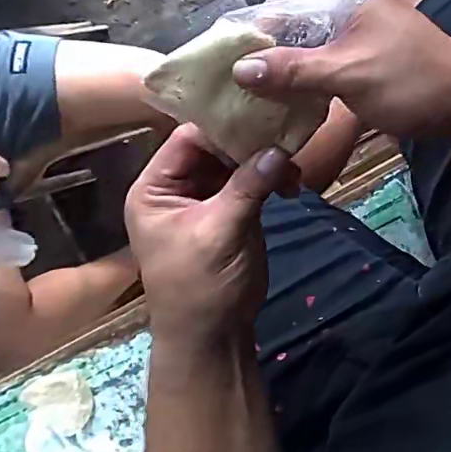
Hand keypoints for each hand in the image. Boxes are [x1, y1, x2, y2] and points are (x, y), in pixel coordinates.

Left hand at [126, 124, 298, 343]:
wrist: (214, 334)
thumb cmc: (200, 284)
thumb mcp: (220, 232)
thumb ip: (247, 187)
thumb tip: (279, 149)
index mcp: (156, 188)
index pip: (187, 139)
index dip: (222, 126)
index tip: (261, 117)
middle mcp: (178, 187)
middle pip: (215, 146)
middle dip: (250, 143)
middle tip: (286, 138)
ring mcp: (207, 198)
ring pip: (238, 162)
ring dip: (267, 162)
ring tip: (294, 169)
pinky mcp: (233, 210)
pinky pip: (253, 181)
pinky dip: (273, 179)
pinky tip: (293, 186)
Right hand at [230, 0, 450, 138]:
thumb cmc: (411, 82)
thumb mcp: (347, 74)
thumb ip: (293, 69)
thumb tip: (239, 67)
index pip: (284, 6)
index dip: (252, 34)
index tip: (221, 62)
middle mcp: (354, 5)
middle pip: (297, 28)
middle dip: (267, 56)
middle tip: (234, 86)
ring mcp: (366, 32)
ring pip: (314, 49)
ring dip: (289, 73)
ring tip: (255, 98)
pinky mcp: (374, 57)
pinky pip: (332, 65)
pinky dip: (312, 82)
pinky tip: (292, 102)